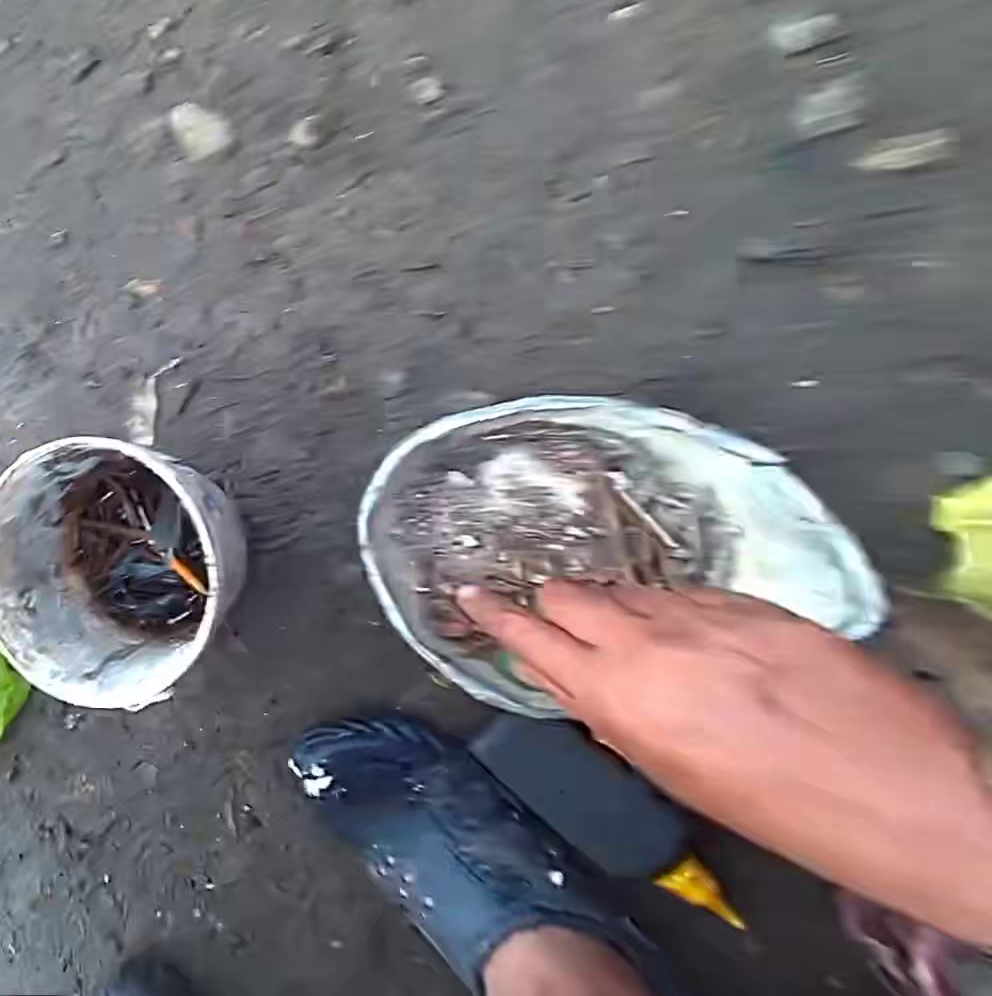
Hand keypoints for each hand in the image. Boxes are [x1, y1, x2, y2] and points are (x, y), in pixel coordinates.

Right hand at [459, 582, 991, 944]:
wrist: (928, 808)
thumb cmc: (776, 806)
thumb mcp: (662, 764)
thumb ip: (591, 705)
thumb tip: (539, 667)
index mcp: (615, 693)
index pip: (524, 633)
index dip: (489, 611)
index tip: (468, 592)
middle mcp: (647, 646)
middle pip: (564, 594)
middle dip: (557, 607)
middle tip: (575, 628)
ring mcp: (704, 619)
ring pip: (622, 589)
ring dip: (619, 609)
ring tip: (652, 638)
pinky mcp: (758, 607)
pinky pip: (686, 591)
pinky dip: (678, 609)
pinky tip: (708, 637)